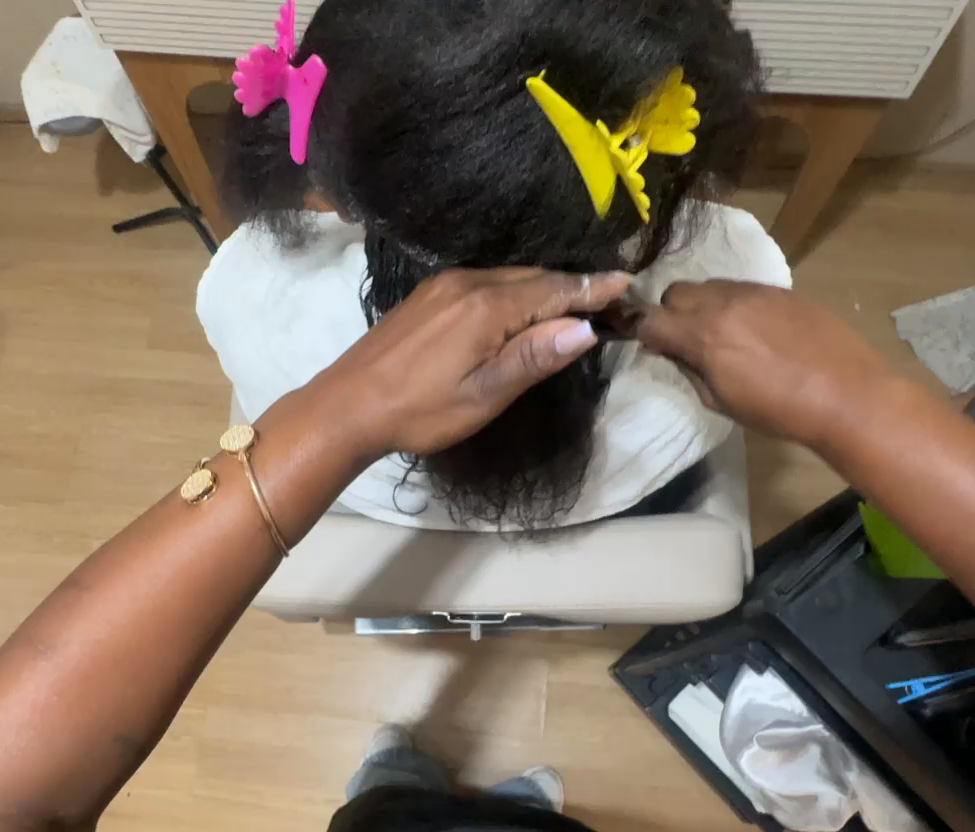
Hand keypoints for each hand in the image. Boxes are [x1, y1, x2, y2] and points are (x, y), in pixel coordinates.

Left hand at [317, 267, 631, 458]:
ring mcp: (443, 285)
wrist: (348, 405)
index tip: (626, 282)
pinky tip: (520, 306)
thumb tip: (584, 328)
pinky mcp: (428, 296)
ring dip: (543, 287)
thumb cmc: (420, 411)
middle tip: (608, 295)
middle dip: (572, 285)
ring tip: (574, 299)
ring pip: (508, 278)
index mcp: (486, 307)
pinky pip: (485, 282)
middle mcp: (467, 282)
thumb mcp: (483, 395)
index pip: (553, 289)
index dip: (592, 288)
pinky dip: (513, 291)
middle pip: (533, 278)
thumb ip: (533, 358)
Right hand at [637, 281, 894, 448]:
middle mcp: (723, 303)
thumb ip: (690, 370)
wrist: (845, 394)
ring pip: (708, 285)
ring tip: (716, 333)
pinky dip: (730, 304)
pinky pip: (739, 288)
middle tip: (680, 338)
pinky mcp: (780, 290)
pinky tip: (749, 330)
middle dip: (669, 312)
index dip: (634, 327)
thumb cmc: (777, 410)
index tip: (634, 337)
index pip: (649, 319)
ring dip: (700, 305)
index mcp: (704, 336)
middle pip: (675, 292)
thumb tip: (672, 352)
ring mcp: (754, 292)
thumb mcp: (720, 401)